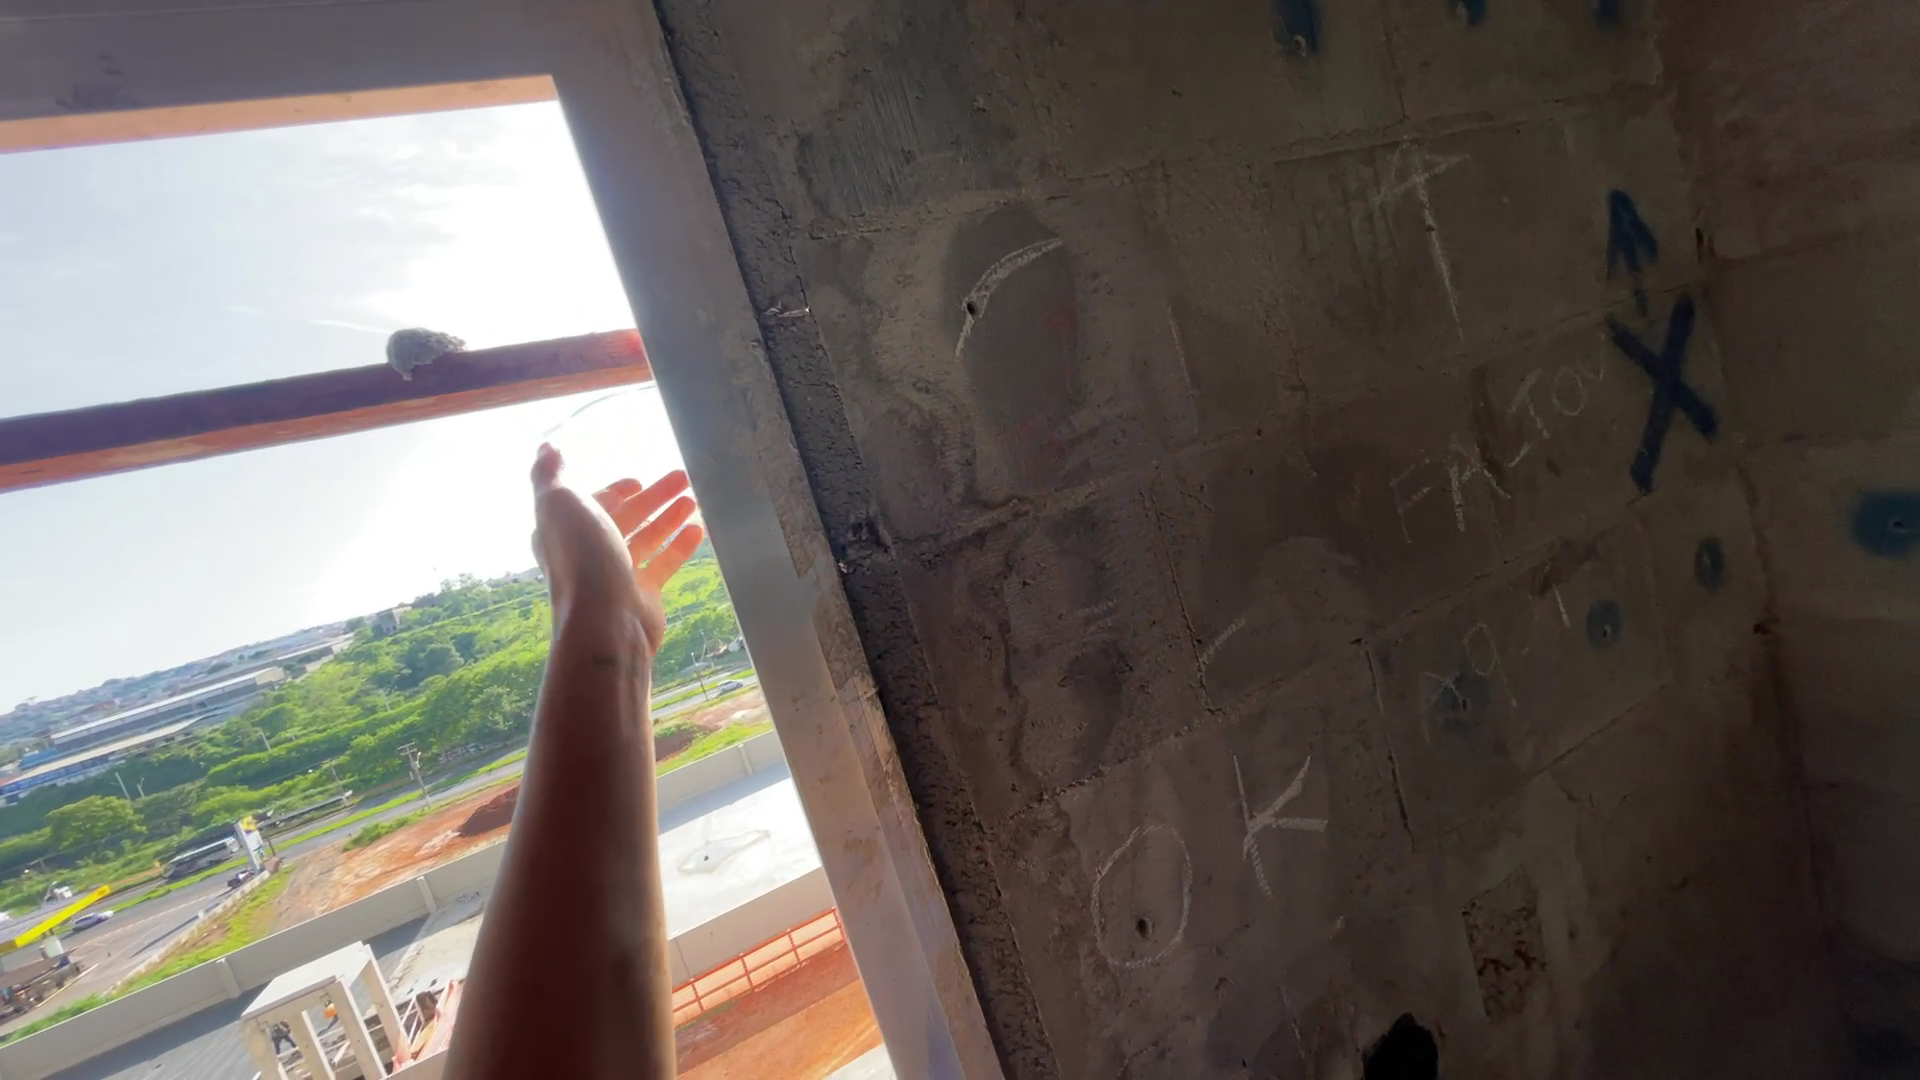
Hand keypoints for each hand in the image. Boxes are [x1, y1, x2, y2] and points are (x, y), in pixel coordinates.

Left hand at [530, 444, 703, 653]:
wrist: (606, 618)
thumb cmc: (582, 556)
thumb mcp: (558, 503)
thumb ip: (549, 474)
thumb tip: (547, 446)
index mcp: (566, 529)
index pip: (592, 505)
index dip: (614, 491)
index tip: (637, 481)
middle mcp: (589, 552)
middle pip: (626, 518)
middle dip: (653, 497)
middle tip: (683, 478)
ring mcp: (618, 574)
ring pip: (648, 538)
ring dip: (669, 518)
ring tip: (694, 500)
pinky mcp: (645, 594)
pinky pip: (665, 563)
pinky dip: (680, 545)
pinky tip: (698, 530)